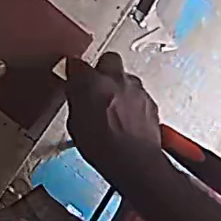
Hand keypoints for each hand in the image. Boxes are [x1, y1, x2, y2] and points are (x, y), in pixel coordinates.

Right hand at [63, 52, 165, 183]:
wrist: (134, 161)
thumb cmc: (104, 147)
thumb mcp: (75, 124)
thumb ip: (76, 101)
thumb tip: (76, 94)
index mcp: (90, 83)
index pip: (76, 64)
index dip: (73, 70)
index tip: (72, 75)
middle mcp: (115, 79)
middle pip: (108, 59)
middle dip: (100, 68)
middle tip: (94, 83)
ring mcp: (135, 89)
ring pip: (125, 76)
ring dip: (117, 85)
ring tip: (110, 104)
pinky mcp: (149, 100)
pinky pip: (137, 92)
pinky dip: (131, 100)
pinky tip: (124, 116)